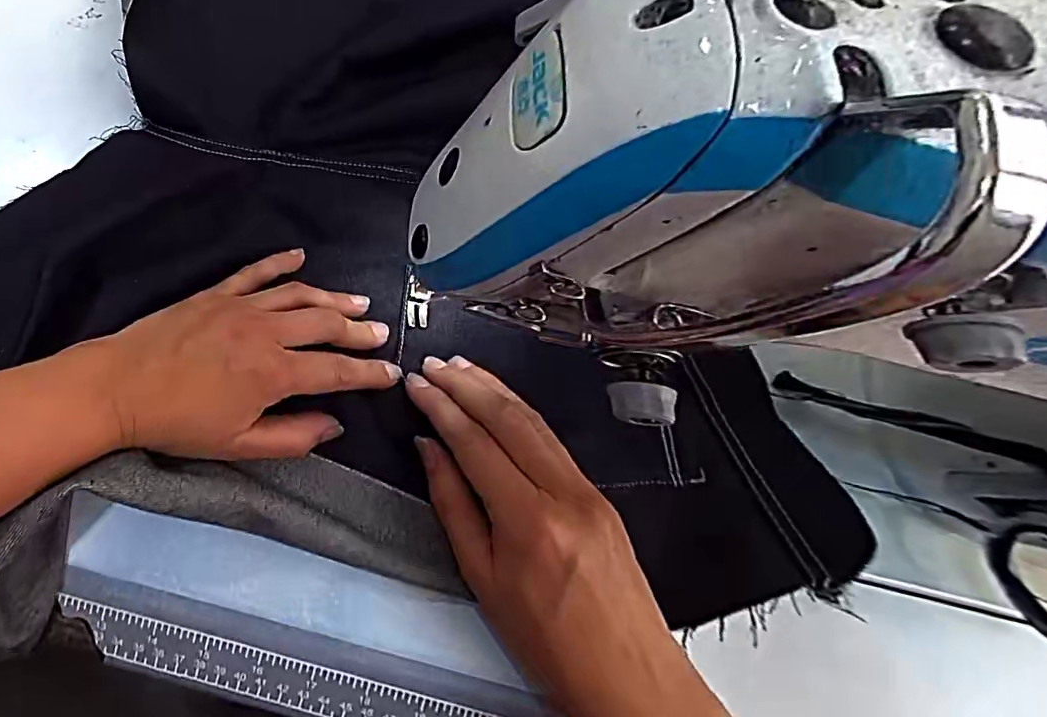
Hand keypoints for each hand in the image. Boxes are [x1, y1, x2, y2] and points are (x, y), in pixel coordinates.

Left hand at [61, 249, 400, 459]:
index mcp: (273, 373)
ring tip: (357, 302)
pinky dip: (280, 262)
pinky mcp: (219, 293)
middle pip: (325, 326)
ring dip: (332, 299)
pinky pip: (257, 273)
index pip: (335, 371)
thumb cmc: (177, 423)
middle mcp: (266, 333)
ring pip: (299, 296)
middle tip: (381, 333)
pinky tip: (299, 256)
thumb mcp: (237, 445)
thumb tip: (335, 425)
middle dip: (358, 331)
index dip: (367, 373)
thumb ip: (291, 437)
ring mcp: (242, 307)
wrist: (120, 387)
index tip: (391, 373)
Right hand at [406, 357, 727, 716]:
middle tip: (433, 367)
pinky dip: (520, 410)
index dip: (441, 408)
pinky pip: (552, 437)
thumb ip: (452, 505)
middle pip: (506, 418)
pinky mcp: (598, 492)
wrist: (627, 679)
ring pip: (533, 419)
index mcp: (529, 522)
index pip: (475, 442)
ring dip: (492, 387)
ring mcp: (587, 489)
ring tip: (461, 369)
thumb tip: (431, 452)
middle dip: (464, 384)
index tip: (419, 388)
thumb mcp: (482, 580)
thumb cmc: (554, 645)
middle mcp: (564, 495)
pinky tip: (501, 399)